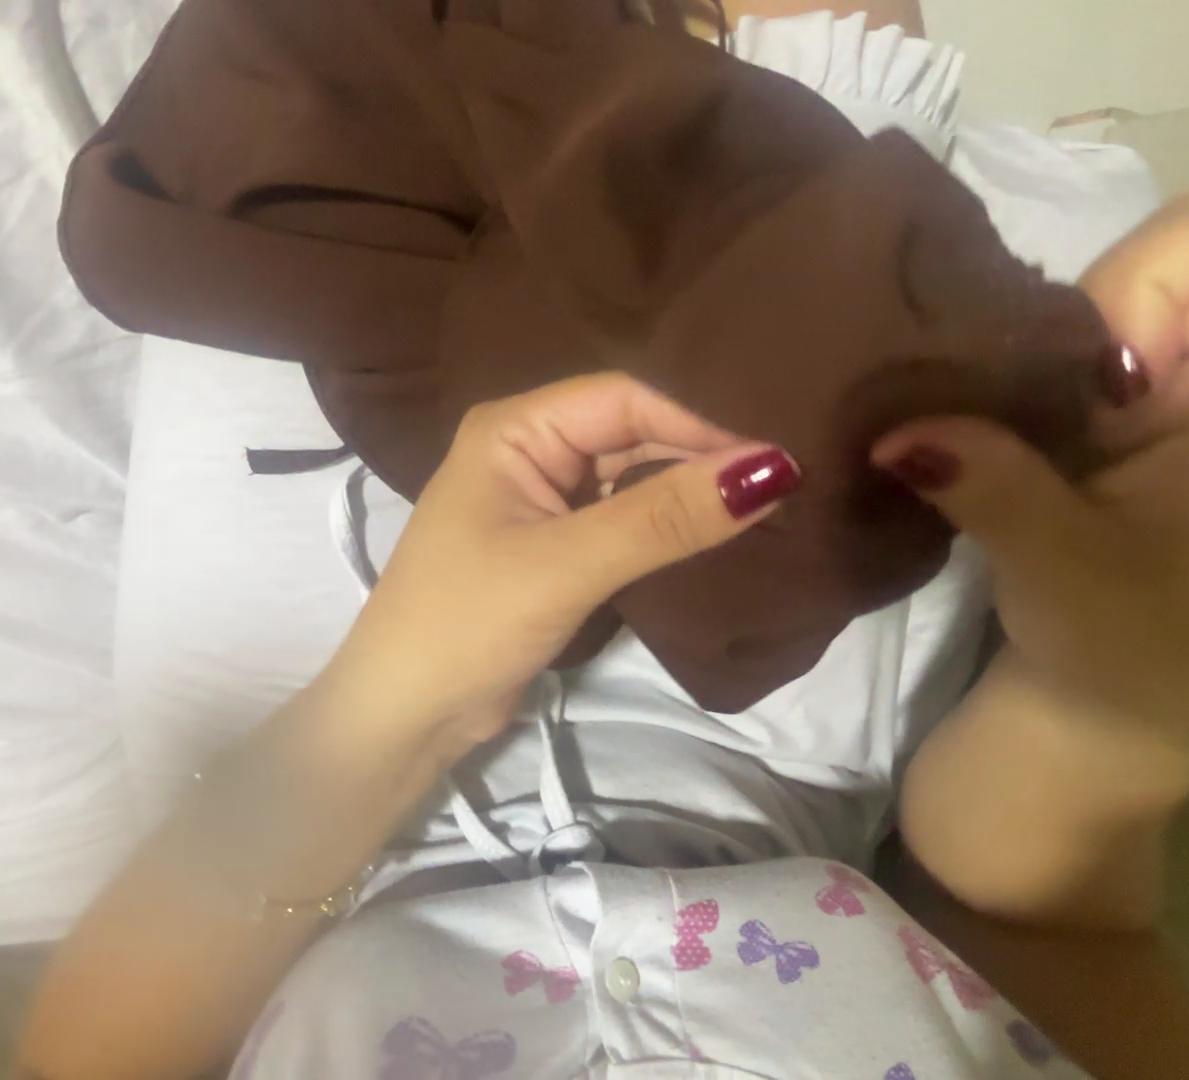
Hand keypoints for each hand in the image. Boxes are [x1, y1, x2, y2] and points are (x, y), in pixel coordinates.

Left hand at [325, 372, 800, 753]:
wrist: (406, 713)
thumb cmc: (468, 623)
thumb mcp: (567, 566)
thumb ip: (664, 517)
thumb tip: (774, 467)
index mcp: (513, 429)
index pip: (623, 399)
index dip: (699, 422)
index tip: (776, 459)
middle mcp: (525, 451)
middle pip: (629, 434)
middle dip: (697, 457)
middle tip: (783, 484)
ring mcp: (536, 502)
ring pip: (627, 480)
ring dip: (684, 494)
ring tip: (765, 507)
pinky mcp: (548, 548)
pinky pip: (617, 520)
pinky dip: (660, 528)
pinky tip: (709, 535)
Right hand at [875, 191, 1188, 797]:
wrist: (1077, 782)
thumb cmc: (1116, 680)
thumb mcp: (1070, 577)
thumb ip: (994, 483)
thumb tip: (889, 426)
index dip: (1126, 274)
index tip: (1035, 357)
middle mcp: (1172, 411)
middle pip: (1110, 288)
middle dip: (1024, 311)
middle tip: (934, 377)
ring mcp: (1098, 454)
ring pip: (1042, 352)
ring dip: (972, 371)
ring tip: (903, 409)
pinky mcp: (1039, 492)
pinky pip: (999, 411)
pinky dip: (954, 415)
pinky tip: (906, 448)